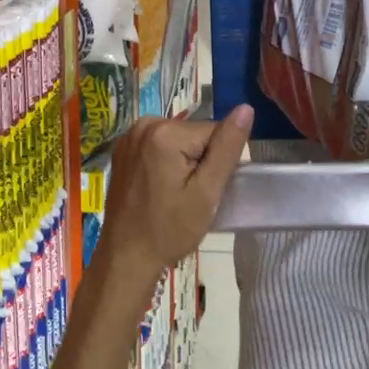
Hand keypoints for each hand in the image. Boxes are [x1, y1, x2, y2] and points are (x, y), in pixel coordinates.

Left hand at [94, 105, 252, 286]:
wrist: (125, 259)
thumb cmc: (169, 230)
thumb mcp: (206, 192)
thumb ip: (227, 147)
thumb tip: (246, 108)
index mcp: (165, 132)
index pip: (214, 131)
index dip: (216, 161)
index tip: (203, 189)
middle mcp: (144, 124)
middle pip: (194, 133)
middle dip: (199, 160)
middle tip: (188, 195)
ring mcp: (130, 136)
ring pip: (179, 139)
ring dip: (183, 161)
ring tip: (173, 194)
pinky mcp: (123, 149)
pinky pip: (160, 145)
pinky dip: (165, 162)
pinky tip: (158, 187)